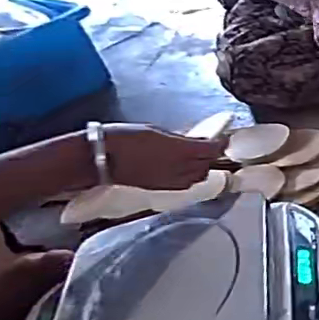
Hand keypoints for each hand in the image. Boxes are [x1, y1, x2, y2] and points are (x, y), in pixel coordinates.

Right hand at [100, 126, 224, 189]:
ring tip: (194, 157)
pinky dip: (189, 176)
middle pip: (209, 163)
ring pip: (199, 175)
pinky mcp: (163, 188)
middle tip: (206, 146)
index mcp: (184, 150)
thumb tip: (195, 141)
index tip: (220, 138)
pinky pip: (186, 183)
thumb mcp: (157, 131)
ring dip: (201, 166)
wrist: (98, 158)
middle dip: (210, 154)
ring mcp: (174, 180)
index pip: (214, 149)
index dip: (220, 143)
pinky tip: (181, 168)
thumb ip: (181, 139)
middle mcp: (183, 168)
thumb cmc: (123, 138)